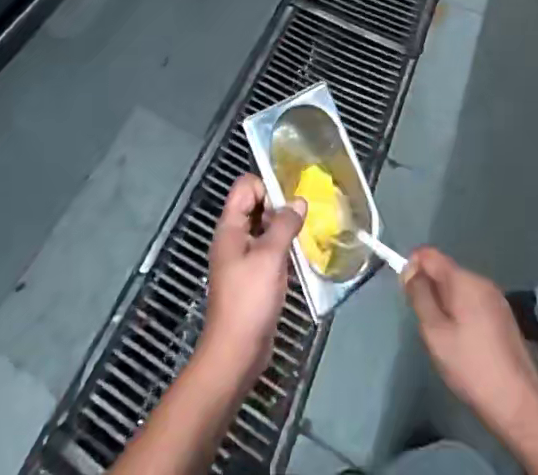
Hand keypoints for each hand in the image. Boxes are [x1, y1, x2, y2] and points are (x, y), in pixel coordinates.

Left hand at [199, 174, 303, 390]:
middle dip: (279, 205)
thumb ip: (284, 224)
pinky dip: (283, 247)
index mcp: (230, 228)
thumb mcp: (270, 256)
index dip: (267, 186)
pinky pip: (268, 249)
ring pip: (264, 228)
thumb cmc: (249, 299)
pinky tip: (300, 255)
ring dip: (283, 227)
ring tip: (306, 232)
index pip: (245, 187)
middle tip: (304, 215)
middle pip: (255, 205)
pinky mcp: (252, 276)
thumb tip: (298, 201)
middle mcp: (233, 238)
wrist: (236, 350)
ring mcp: (242, 257)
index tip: (290, 200)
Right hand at [402, 248, 537, 432]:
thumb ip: (420, 296)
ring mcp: (496, 299)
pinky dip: (460, 313)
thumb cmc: (470, 366)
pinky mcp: (503, 317)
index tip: (407, 293)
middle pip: (445, 271)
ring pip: (459, 288)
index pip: (430, 255)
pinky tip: (464, 343)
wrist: (518, 402)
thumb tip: (410, 270)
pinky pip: (473, 302)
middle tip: (426, 324)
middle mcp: (482, 282)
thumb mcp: (435, 332)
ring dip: (444, 303)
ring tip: (444, 338)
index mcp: (465, 281)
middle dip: (429, 289)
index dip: (412, 266)